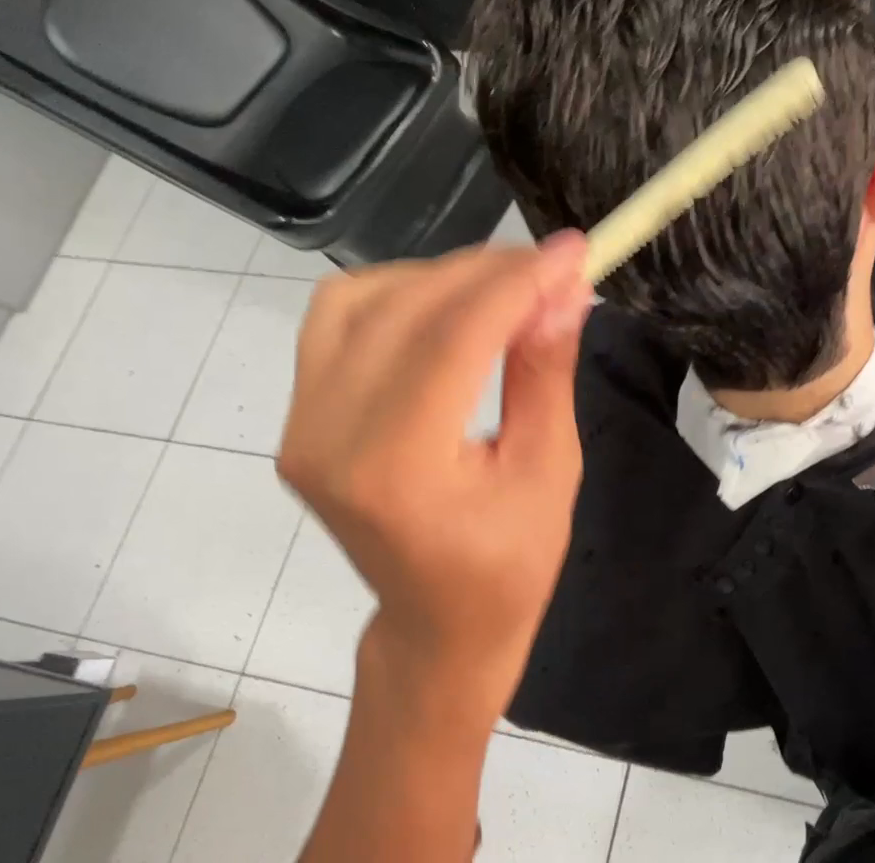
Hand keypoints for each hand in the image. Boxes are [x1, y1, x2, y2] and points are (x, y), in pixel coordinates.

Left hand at [276, 233, 591, 698]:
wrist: (438, 623)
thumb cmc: (510, 563)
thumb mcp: (551, 470)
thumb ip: (546, 374)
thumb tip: (565, 291)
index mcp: (397, 467)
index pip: (452, 339)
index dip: (516, 283)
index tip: (574, 251)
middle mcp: (328, 436)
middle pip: (402, 307)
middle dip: (486, 271)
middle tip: (553, 268)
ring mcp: (302, 424)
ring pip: (358, 298)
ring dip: (439, 277)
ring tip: (507, 288)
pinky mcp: (301, 416)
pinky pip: (341, 321)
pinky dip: (402, 295)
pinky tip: (455, 309)